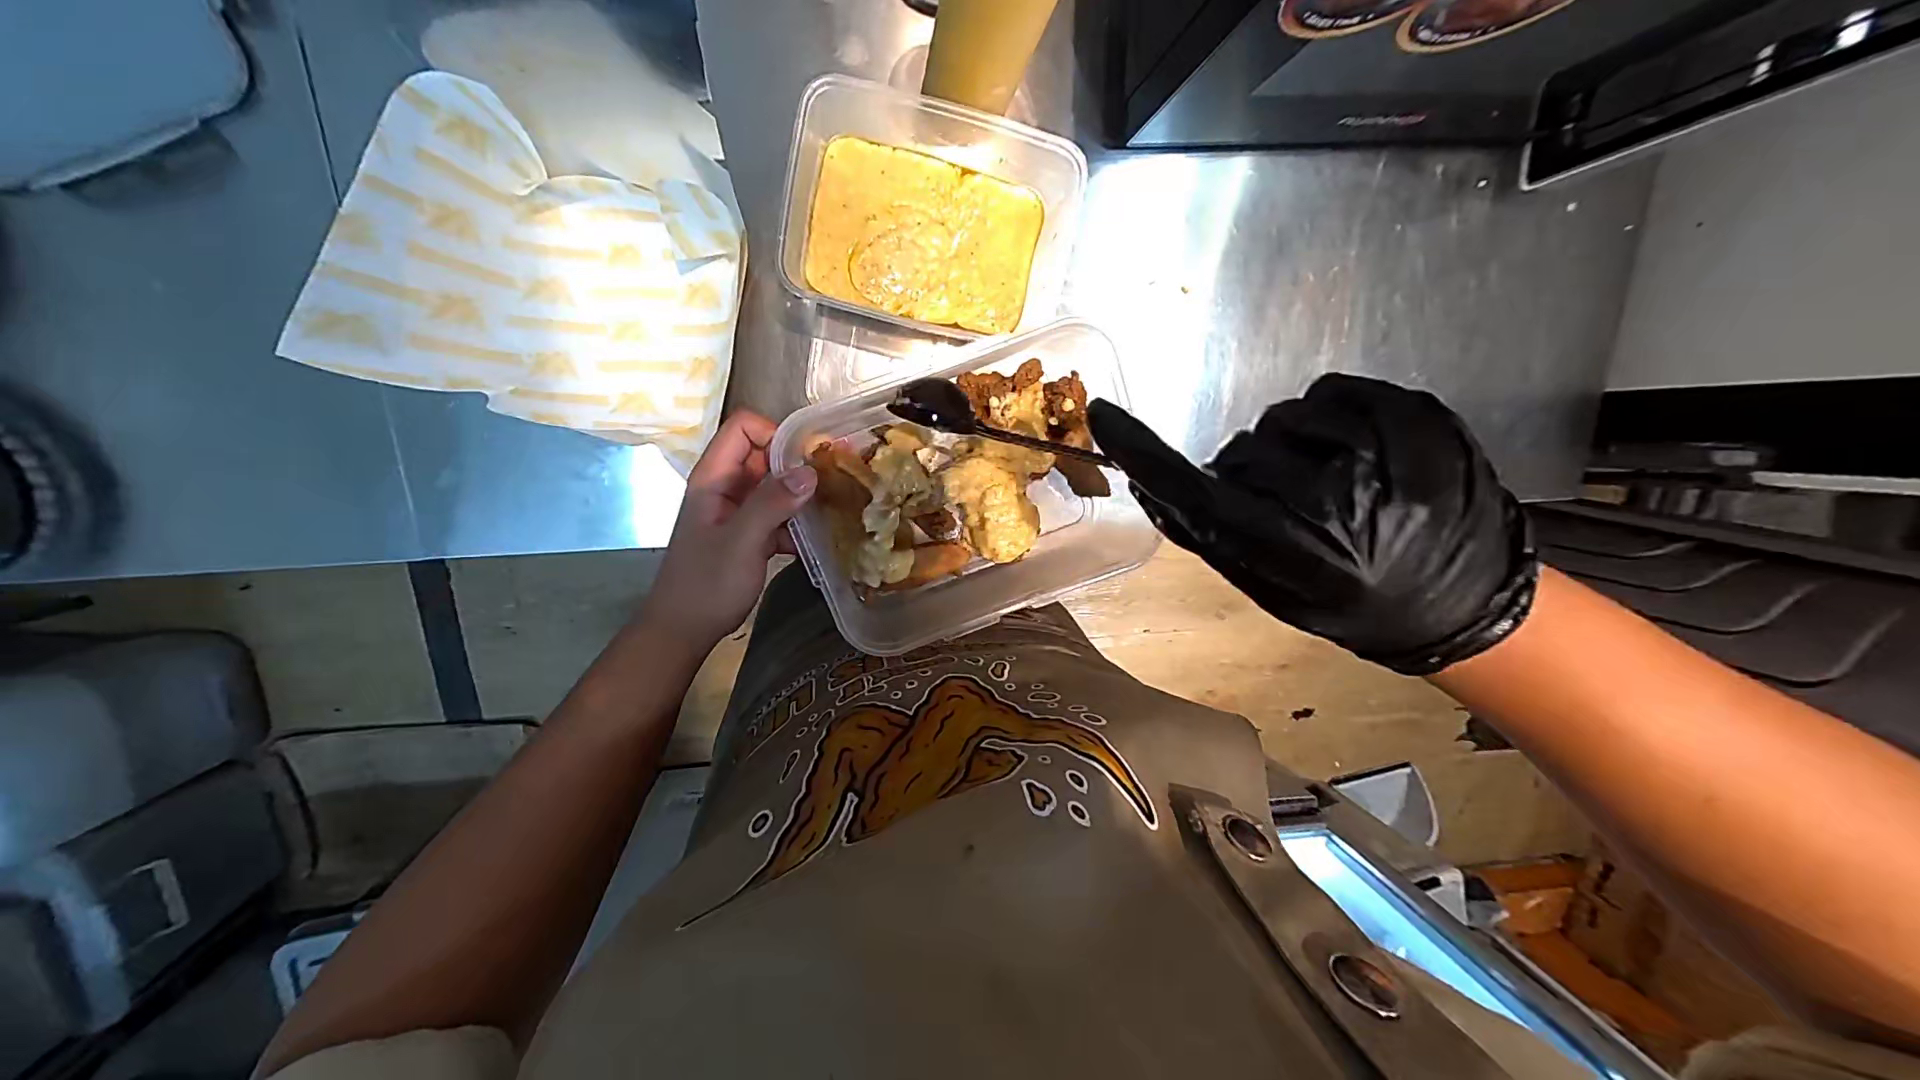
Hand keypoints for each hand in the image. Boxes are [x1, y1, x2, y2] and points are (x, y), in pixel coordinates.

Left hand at [637, 411, 815, 655]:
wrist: (684, 631)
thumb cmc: (706, 585)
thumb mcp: (741, 541)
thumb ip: (772, 503)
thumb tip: (810, 471)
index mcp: (714, 479)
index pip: (743, 428)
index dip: (776, 434)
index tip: (808, 460)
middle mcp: (726, 488)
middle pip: (765, 455)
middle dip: (798, 464)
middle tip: (835, 480)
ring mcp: (738, 513)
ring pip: (776, 487)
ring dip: (803, 495)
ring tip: (835, 507)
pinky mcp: (750, 535)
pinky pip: (779, 515)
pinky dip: (799, 523)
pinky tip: (821, 539)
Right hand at [1087, 374, 1535, 674]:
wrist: (1469, 602)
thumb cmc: (1356, 608)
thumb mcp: (1274, 592)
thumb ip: (1214, 539)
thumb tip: (1153, 488)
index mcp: (1299, 552)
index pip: (1199, 491)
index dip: (1145, 452)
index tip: (1105, 415)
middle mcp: (1340, 497)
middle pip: (1242, 451)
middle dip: (1246, 474)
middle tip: (1286, 507)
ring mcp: (1387, 449)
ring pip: (1283, 417)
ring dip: (1288, 445)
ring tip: (1331, 482)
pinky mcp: (1420, 413)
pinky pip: (1333, 391)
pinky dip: (1330, 416)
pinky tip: (1357, 452)